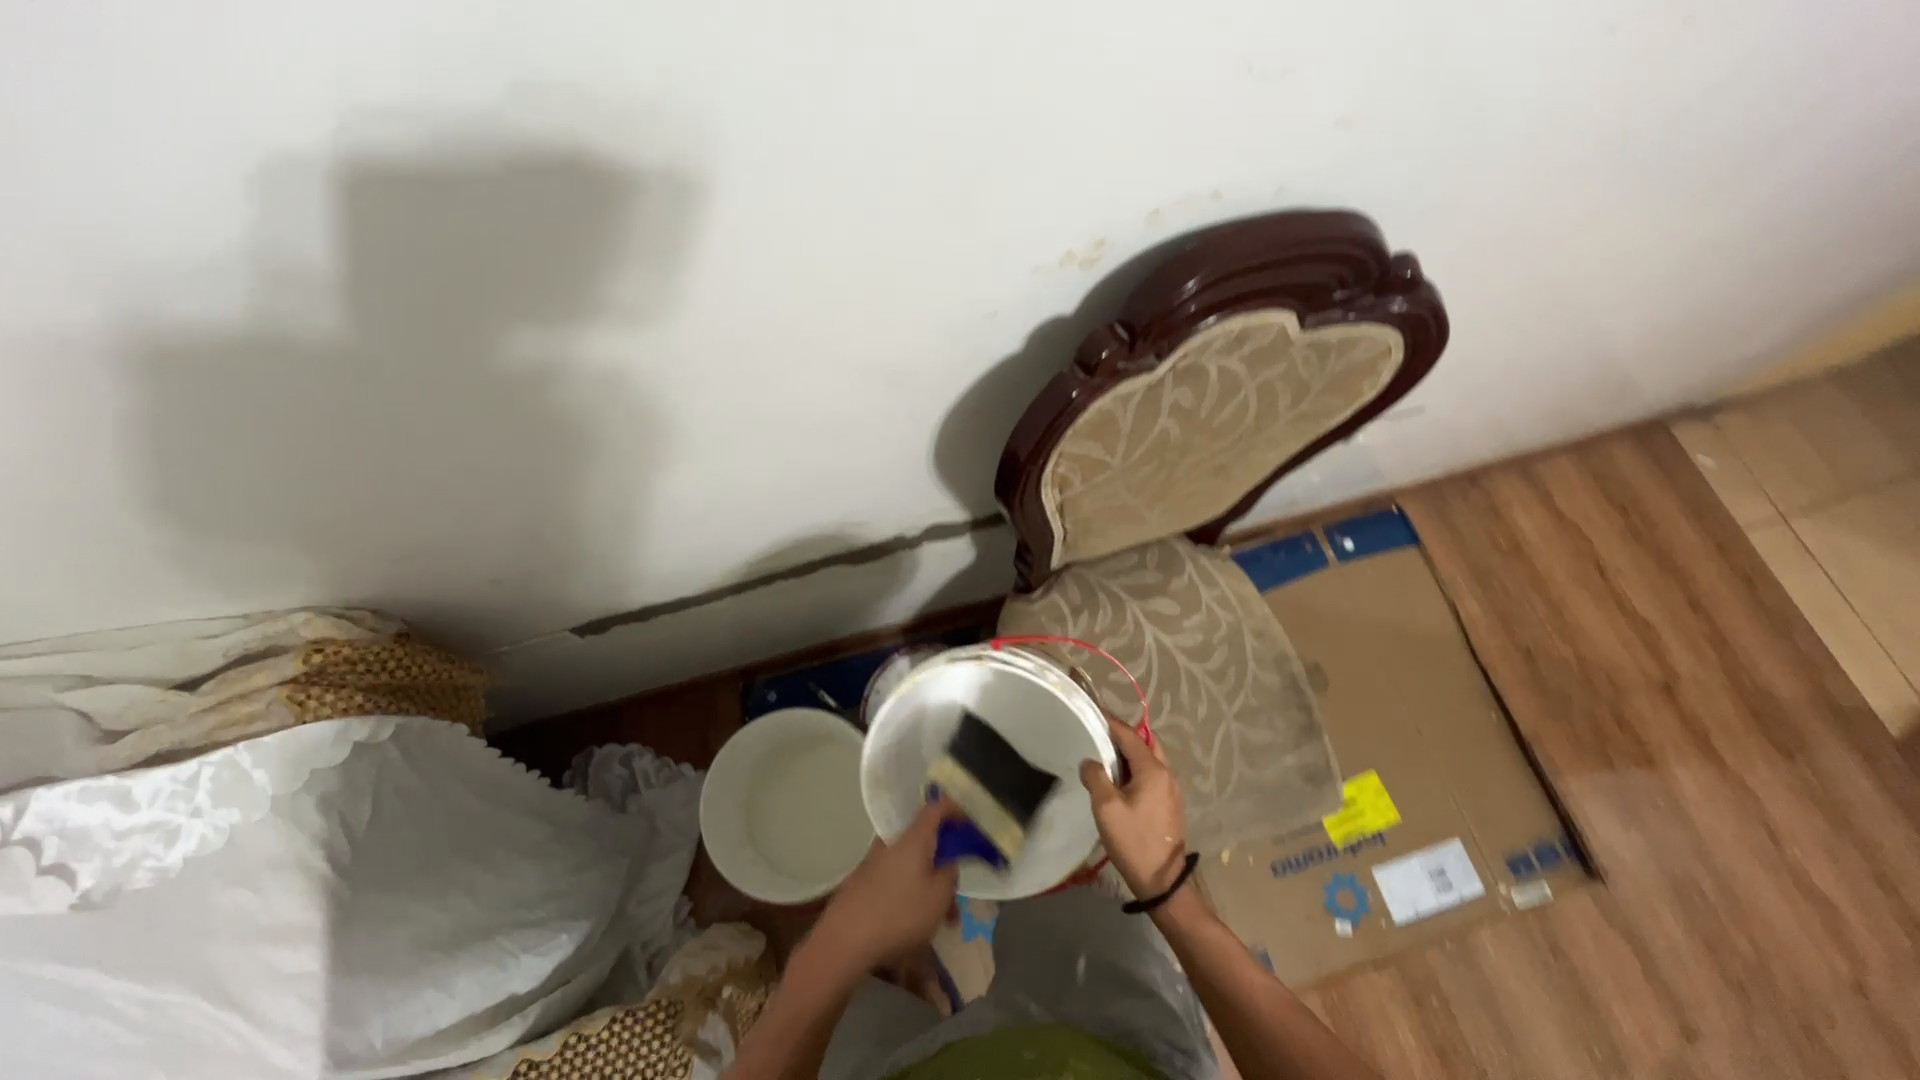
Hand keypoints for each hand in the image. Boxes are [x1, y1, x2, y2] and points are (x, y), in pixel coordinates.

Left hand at [812, 799, 959, 970]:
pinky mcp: (862, 883)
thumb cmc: (899, 914)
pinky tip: (917, 925)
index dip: (954, 809)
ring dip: (929, 886)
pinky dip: (911, 894)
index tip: (969, 822)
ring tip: (942, 921)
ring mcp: (873, 863)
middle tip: (958, 889)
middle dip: (944, 863)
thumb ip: (950, 874)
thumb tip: (947, 862)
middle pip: (923, 841)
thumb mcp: (939, 897)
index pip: (935, 808)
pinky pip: (896, 879)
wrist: (844, 941)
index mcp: (912, 839)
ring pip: (911, 866)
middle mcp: (890, 843)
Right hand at [1081, 714, 1188, 898]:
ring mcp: (1171, 789)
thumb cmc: (1133, 840)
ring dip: (1131, 752)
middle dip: (1124, 734)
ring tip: (1106, 755)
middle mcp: (1167, 774)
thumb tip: (1090, 761)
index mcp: (1153, 769)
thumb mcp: (1106, 808)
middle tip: (1100, 733)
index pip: (1130, 735)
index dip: (1111, 722)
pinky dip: (1137, 767)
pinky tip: (1120, 779)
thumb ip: (1096, 777)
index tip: (1093, 711)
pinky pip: (1153, 774)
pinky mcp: (1170, 804)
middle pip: (1146, 742)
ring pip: (1151, 759)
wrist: (1162, 879)